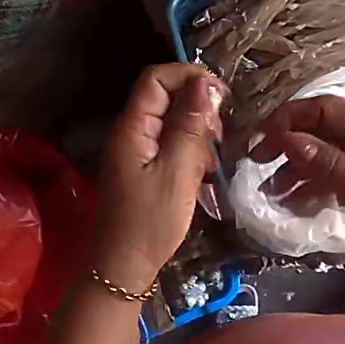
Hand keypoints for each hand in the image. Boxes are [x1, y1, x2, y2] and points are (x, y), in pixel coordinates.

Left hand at [93, 64, 223, 293]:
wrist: (123, 267)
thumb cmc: (151, 222)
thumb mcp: (178, 172)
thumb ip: (190, 126)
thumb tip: (204, 84)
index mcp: (132, 129)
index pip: (155, 79)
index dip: (188, 76)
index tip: (220, 94)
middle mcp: (130, 134)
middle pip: (164, 98)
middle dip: (196, 107)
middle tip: (220, 133)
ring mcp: (135, 152)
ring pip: (170, 123)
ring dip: (196, 133)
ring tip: (212, 160)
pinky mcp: (142, 170)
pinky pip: (168, 147)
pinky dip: (188, 153)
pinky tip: (202, 173)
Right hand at [250, 96, 344, 272]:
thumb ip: (331, 167)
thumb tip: (288, 140)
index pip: (324, 109)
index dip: (288, 119)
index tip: (259, 141)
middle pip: (322, 129)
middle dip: (286, 144)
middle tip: (257, 166)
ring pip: (327, 152)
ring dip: (297, 169)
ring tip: (270, 193)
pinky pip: (339, 172)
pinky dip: (315, 185)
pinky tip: (295, 203)